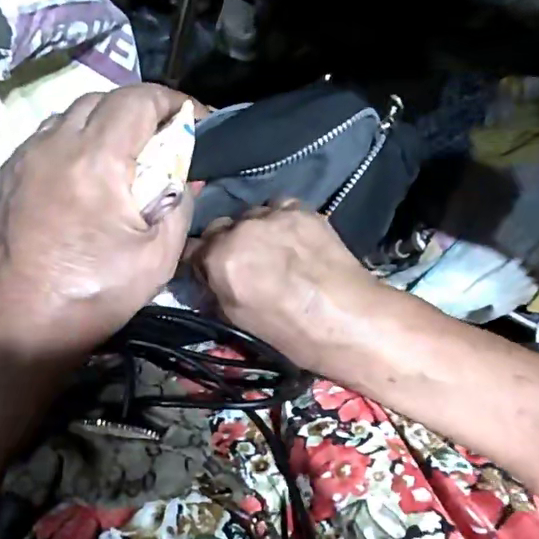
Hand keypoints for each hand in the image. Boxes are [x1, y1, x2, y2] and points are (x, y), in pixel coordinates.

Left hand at [0, 83, 197, 357]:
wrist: (19, 325)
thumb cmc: (92, 295)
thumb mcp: (156, 258)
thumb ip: (179, 206)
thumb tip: (187, 176)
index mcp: (96, 160)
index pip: (139, 99)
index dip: (172, 101)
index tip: (192, 119)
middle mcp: (53, 146)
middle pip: (102, 99)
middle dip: (137, 109)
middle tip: (159, 140)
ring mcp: (22, 160)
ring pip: (67, 116)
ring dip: (100, 124)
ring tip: (120, 157)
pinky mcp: (3, 178)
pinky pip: (42, 141)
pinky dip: (69, 144)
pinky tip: (79, 177)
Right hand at [188, 201, 383, 368]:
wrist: (347, 319)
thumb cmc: (287, 330)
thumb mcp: (235, 318)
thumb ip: (214, 290)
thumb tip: (208, 280)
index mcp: (218, 258)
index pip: (191, 249)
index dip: (198, 262)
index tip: (206, 272)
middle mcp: (241, 229)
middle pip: (218, 227)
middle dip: (223, 243)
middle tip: (240, 263)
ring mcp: (273, 215)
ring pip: (249, 215)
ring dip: (252, 230)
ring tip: (270, 250)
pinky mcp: (302, 210)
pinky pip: (278, 207)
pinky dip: (279, 220)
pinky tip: (290, 239)